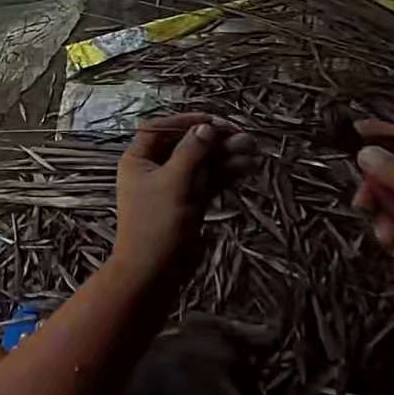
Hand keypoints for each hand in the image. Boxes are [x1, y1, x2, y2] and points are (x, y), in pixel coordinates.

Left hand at [113, 113, 256, 281]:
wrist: (154, 273)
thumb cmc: (155, 223)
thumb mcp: (173, 182)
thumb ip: (191, 151)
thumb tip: (206, 127)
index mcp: (139, 159)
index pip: (160, 128)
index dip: (186, 121)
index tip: (213, 121)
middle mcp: (154, 169)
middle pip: (185, 145)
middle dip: (214, 139)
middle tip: (243, 135)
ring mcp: (173, 187)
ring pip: (201, 164)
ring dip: (225, 155)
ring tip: (254, 149)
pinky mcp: (190, 204)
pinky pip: (208, 181)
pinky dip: (226, 173)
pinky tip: (248, 166)